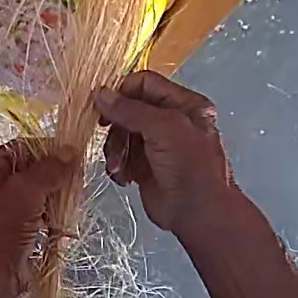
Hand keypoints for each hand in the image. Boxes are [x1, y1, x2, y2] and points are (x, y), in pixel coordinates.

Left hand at [0, 142, 76, 297]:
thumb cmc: (0, 230)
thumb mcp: (25, 191)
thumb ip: (49, 168)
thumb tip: (70, 151)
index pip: (19, 148)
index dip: (45, 151)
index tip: (70, 157)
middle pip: (31, 171)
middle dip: (54, 178)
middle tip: (72, 184)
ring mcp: (1, 210)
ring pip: (38, 194)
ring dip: (55, 200)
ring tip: (67, 205)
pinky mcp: (14, 230)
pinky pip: (39, 215)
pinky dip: (51, 219)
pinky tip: (59, 224)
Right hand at [95, 71, 240, 238]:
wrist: (198, 213)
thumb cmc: (189, 166)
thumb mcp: (164, 129)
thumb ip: (131, 110)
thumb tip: (100, 93)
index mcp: (184, 105)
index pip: (145, 84)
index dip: (122, 93)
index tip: (105, 109)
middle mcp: (170, 121)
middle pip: (129, 110)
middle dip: (116, 128)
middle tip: (110, 142)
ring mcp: (157, 144)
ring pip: (121, 134)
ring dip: (114, 150)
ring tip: (117, 167)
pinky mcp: (144, 166)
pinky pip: (121, 156)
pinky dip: (118, 166)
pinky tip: (123, 178)